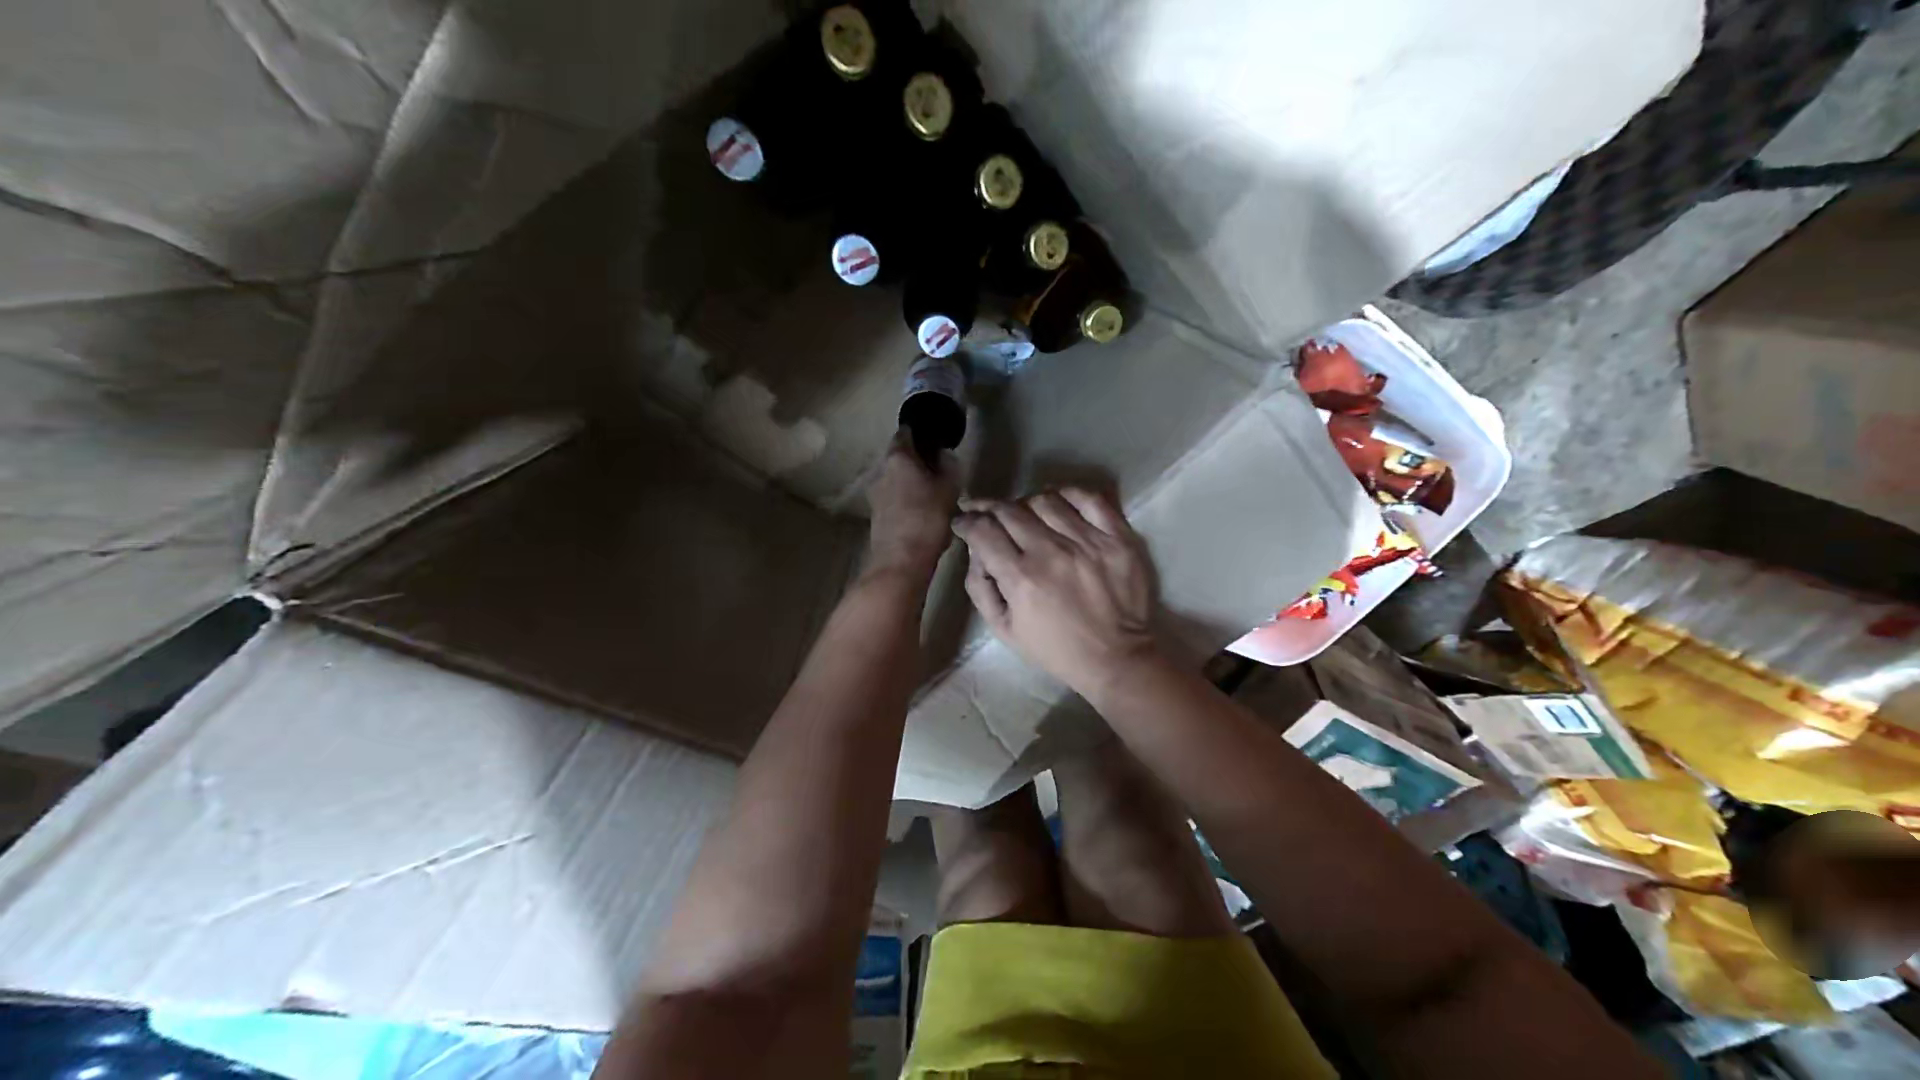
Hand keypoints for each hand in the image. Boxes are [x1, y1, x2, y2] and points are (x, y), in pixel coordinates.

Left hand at [865, 428, 958, 577]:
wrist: (901, 561)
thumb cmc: (928, 518)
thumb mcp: (949, 489)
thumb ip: (949, 466)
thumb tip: (943, 454)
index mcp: (898, 458)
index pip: (905, 432)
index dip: (920, 433)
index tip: (935, 439)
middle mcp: (881, 471)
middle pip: (899, 457)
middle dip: (917, 459)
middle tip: (939, 467)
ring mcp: (875, 494)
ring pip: (896, 479)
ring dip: (911, 481)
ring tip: (933, 491)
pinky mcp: (876, 515)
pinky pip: (894, 498)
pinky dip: (906, 498)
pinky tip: (922, 510)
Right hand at [952, 488, 1159, 695]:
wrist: (1117, 658)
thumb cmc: (1056, 649)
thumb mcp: (1004, 630)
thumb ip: (980, 588)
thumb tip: (974, 551)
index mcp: (1021, 578)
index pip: (982, 530)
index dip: (966, 522)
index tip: (963, 523)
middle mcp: (1052, 552)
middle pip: (1009, 510)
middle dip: (988, 509)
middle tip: (985, 514)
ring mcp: (1088, 541)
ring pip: (1044, 500)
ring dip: (1025, 504)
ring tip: (1023, 514)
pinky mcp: (1117, 538)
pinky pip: (1089, 499)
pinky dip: (1067, 494)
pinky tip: (1058, 504)